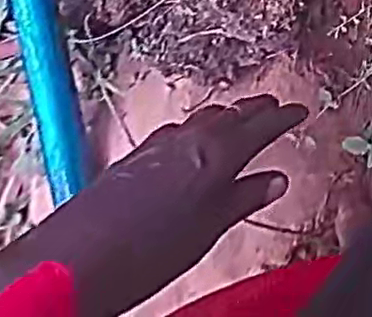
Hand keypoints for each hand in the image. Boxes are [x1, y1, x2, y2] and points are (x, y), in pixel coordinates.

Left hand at [0, 96, 308, 316]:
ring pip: (209, 116)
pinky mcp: (139, 152)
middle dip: (260, 109)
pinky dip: (201, 126)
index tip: (302, 110)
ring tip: (241, 119)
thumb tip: (278, 179)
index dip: (286, 116)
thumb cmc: (149, 253)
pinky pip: (183, 127)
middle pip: (237, 112)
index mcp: (221, 152)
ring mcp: (164, 141)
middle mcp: (196, 136)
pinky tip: (195, 140)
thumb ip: (243, 198)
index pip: (264, 124)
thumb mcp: (207, 230)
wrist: (70, 262)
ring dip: (230, 115)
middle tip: (277, 108)